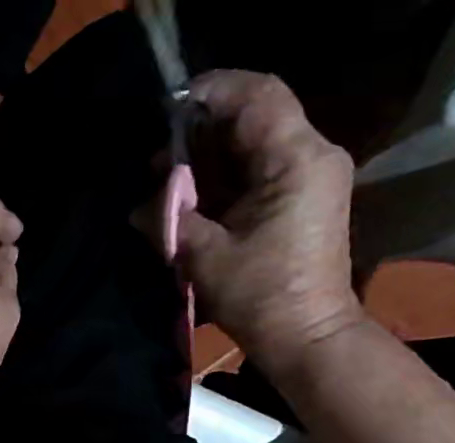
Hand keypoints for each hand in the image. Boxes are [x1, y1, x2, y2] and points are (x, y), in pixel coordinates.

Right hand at [177, 71, 364, 361]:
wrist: (308, 340)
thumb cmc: (262, 298)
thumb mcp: (206, 257)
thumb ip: (171, 220)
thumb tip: (142, 206)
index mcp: (296, 159)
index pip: (256, 95)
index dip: (210, 92)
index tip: (168, 111)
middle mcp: (312, 155)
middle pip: (256, 117)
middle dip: (203, 131)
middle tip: (160, 157)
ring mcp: (312, 178)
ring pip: (257, 144)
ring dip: (212, 157)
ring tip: (170, 181)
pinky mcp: (304, 200)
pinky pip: (262, 171)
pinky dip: (227, 177)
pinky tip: (195, 198)